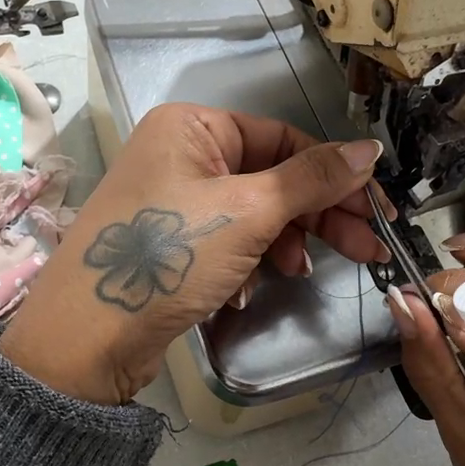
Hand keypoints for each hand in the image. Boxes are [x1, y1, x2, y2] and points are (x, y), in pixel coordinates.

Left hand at [0, 104, 389, 405]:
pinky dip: (249, 260)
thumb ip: (312, 179)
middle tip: (367, 246)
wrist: (88, 338)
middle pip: (272, 176)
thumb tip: (371, 149)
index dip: (333, 172)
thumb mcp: (248, 212)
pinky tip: (251, 288)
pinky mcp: (173, 243)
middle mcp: (181, 154)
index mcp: (192, 127)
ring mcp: (175, 200)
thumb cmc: (168, 256)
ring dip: (284, 241)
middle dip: (318, 213)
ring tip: (299, 271)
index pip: (283, 138)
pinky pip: (229, 239)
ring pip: (254, 212)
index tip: (376, 208)